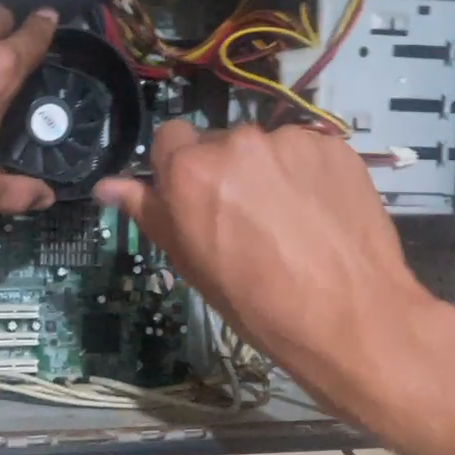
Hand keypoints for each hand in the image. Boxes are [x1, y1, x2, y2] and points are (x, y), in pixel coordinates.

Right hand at [93, 121, 435, 394]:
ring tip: (287, 223)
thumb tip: (107, 186)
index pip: (168, 138)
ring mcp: (290, 141)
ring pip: (264, 149)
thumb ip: (150, 213)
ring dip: (266, 174)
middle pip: (218, 144)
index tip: (192, 200)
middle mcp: (237, 142)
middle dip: (223, 173)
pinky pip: (305, 153)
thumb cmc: (255, 302)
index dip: (178, 169)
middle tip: (242, 222)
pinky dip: (305, 176)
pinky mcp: (334, 146)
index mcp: (191, 171)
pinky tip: (317, 215)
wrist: (347, 316)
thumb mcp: (190, 263)